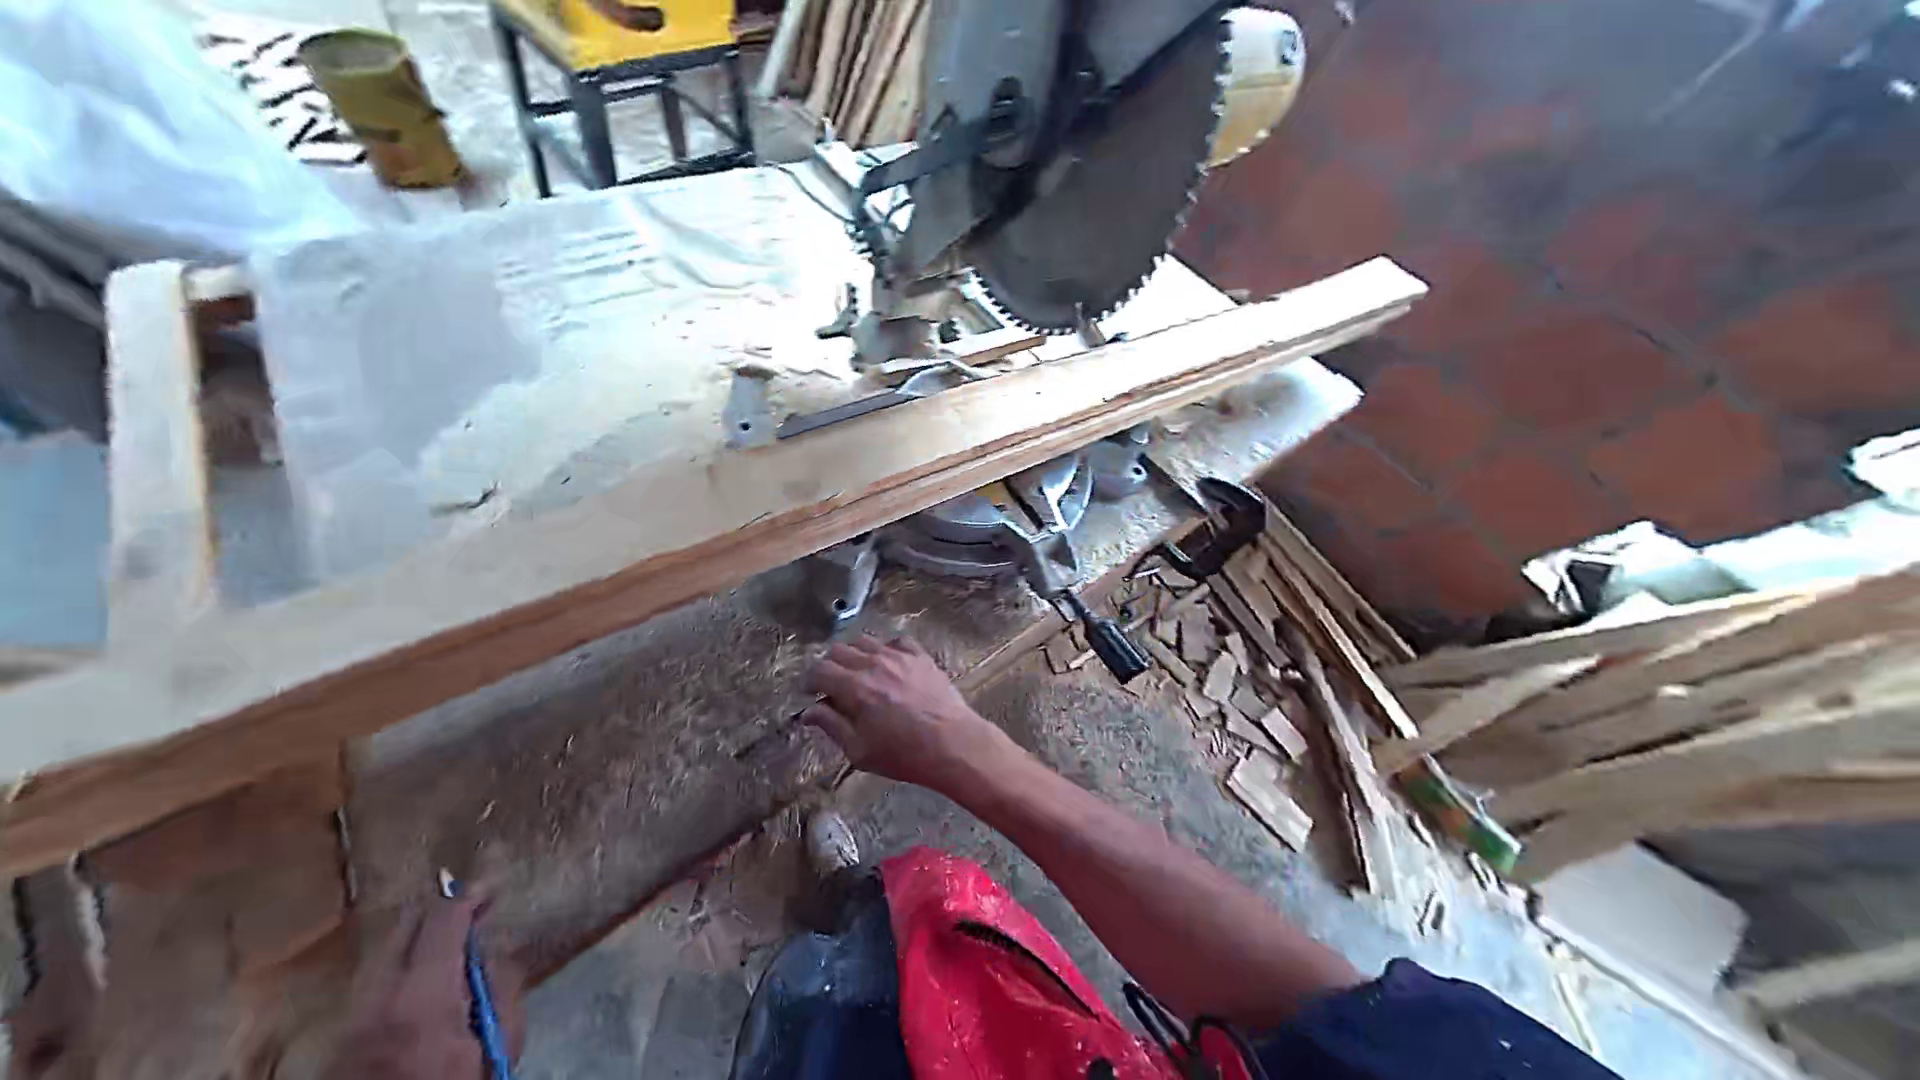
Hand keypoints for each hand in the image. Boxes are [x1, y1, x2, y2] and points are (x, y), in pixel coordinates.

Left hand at [323, 898, 522, 1079]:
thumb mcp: (499, 1044)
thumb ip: (503, 986)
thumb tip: (494, 953)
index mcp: (422, 995)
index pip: (443, 920)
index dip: (470, 898)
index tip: (491, 891)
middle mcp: (377, 998)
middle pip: (403, 928)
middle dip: (440, 913)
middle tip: (473, 915)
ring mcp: (350, 1022)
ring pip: (383, 955)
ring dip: (419, 941)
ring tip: (453, 952)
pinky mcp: (338, 1044)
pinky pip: (374, 984)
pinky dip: (403, 969)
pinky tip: (427, 987)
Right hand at [803, 635, 1019, 791]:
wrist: (953, 744)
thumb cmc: (904, 754)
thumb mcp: (860, 750)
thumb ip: (832, 726)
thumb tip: (809, 712)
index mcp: (854, 688)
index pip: (820, 670)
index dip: (811, 681)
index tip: (812, 692)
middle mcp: (874, 664)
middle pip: (839, 651)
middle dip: (830, 666)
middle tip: (833, 685)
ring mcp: (899, 656)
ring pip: (865, 642)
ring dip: (855, 655)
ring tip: (859, 674)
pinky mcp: (920, 656)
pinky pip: (896, 641)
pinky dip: (886, 649)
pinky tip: (889, 665)